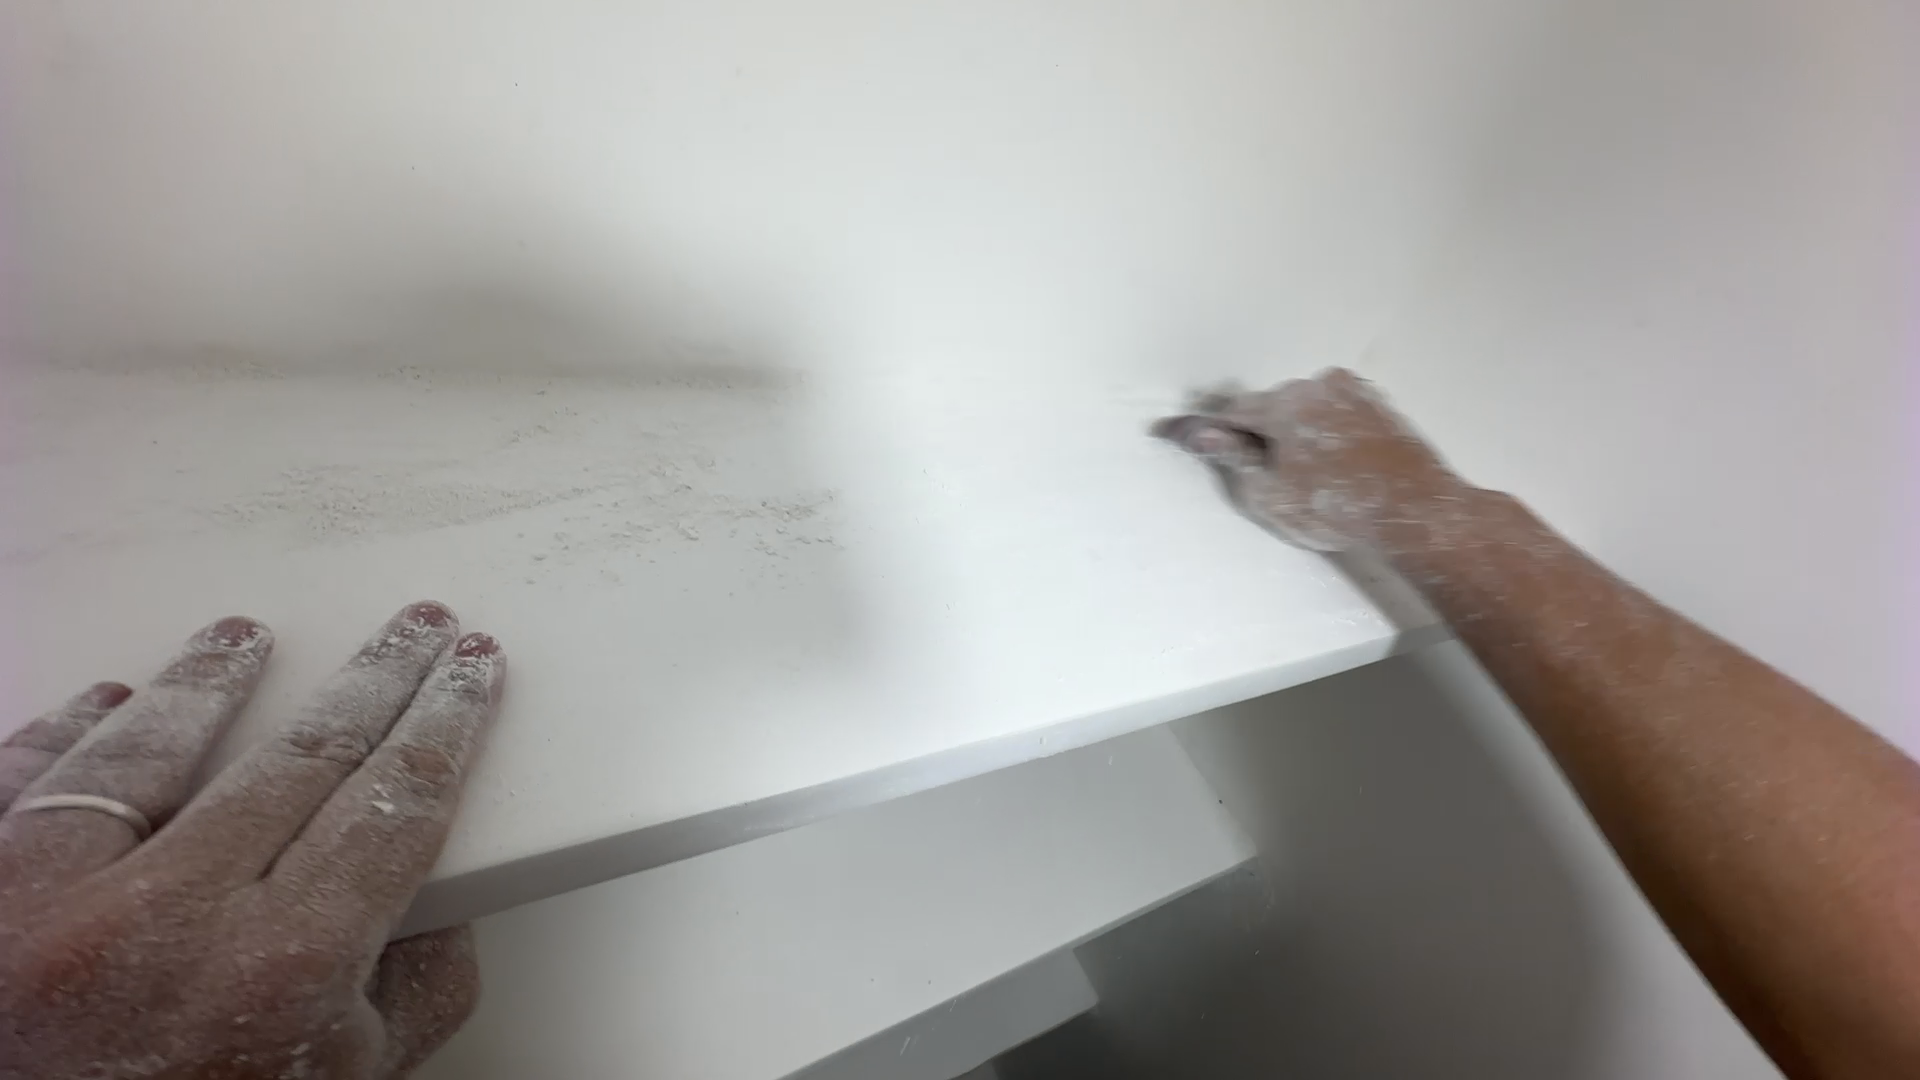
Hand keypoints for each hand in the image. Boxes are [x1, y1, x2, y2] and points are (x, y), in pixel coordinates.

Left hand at [0, 602, 505, 1079]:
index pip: (404, 794)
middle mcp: (165, 927)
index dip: (451, 717)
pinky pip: (2, 796)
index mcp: (289, 966)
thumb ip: (426, 979)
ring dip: (211, 681)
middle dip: (383, 672)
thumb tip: (446, 891)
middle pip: (309, 752)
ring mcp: (34, 920)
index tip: (475, 668)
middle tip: (422, 623)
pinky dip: (52, 740)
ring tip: (241, 637)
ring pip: (147, 753)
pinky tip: (98, 704)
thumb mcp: (358, 1079)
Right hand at [1153, 367, 1465, 552]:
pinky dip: (1326, 433)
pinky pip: (1337, 415)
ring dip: (1296, 432)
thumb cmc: (1331, 507)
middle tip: (1266, 475)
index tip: (1191, 439)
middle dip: (1262, 434)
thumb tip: (1196, 432)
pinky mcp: (1382, 407)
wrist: (1416, 512)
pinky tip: (1334, 465)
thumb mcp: (1267, 492)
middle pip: (1272, 408)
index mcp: (1284, 401)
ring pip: (1307, 410)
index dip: (1211, 430)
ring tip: (1306, 474)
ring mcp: (1356, 392)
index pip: (1232, 411)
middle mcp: (1319, 384)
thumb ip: (1231, 457)